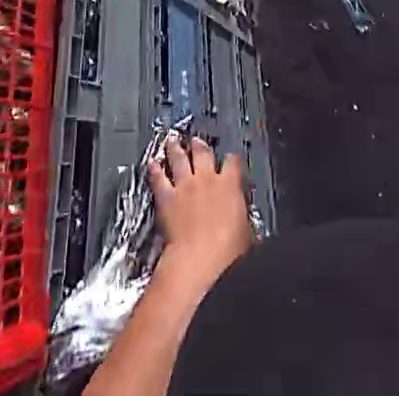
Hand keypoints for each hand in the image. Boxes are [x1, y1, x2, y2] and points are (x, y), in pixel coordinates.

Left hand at [152, 136, 252, 285]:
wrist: (199, 259)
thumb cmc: (226, 251)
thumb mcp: (246, 232)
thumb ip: (243, 219)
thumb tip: (246, 225)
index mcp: (230, 185)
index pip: (232, 162)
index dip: (230, 159)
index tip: (230, 158)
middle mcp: (207, 179)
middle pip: (202, 153)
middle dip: (199, 145)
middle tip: (196, 140)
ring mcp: (185, 186)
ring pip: (179, 159)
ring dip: (175, 149)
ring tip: (172, 142)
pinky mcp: (166, 198)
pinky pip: (159, 179)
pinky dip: (155, 170)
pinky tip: (152, 165)